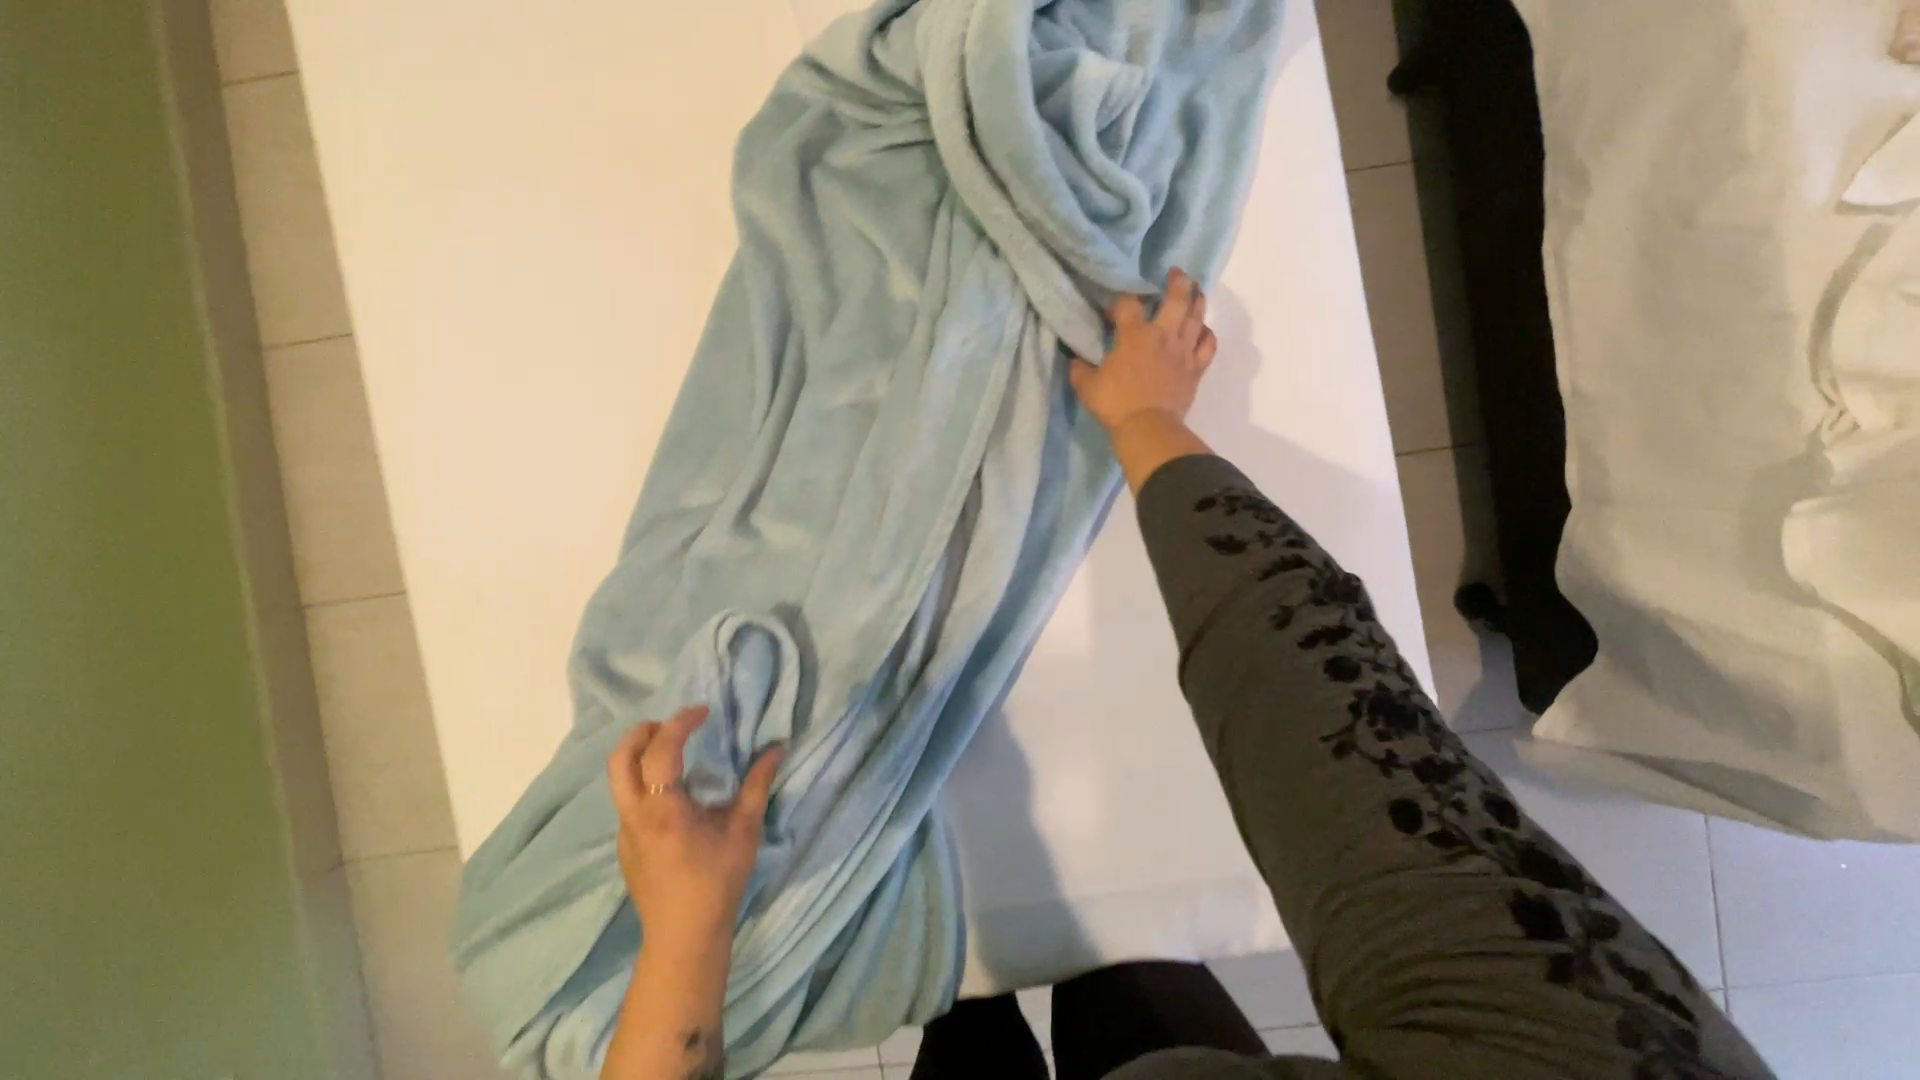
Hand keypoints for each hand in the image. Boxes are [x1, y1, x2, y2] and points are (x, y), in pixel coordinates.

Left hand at [607, 706, 784, 951]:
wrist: (684, 937)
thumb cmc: (717, 882)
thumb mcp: (744, 831)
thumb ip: (757, 786)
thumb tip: (776, 750)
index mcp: (663, 810)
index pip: (661, 750)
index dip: (680, 723)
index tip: (703, 711)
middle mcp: (635, 815)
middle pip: (620, 758)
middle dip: (644, 732)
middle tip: (675, 725)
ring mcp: (625, 831)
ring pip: (618, 779)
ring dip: (641, 755)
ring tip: (675, 751)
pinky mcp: (625, 844)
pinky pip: (628, 799)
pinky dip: (644, 780)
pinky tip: (675, 793)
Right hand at [1070, 267, 1218, 433]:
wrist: (1148, 428)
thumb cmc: (1115, 404)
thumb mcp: (1087, 387)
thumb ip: (1080, 369)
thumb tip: (1074, 360)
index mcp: (1134, 335)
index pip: (1128, 305)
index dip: (1119, 303)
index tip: (1111, 313)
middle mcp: (1163, 335)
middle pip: (1177, 298)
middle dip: (1177, 282)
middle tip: (1177, 273)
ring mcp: (1183, 351)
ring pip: (1197, 316)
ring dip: (1198, 301)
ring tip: (1196, 292)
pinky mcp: (1196, 369)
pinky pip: (1209, 344)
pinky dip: (1207, 334)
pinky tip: (1203, 330)